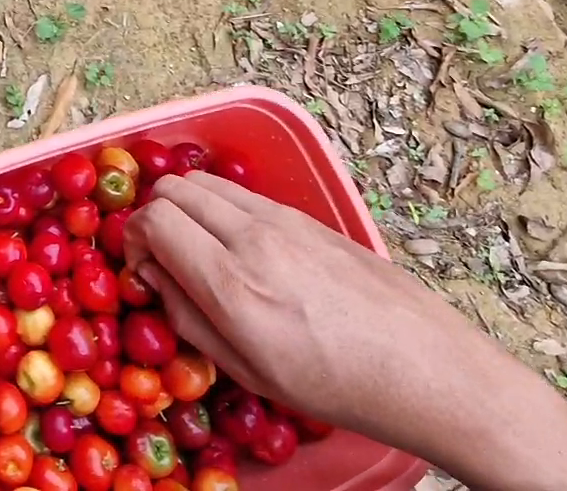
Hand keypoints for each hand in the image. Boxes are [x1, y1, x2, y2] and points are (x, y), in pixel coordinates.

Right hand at [124, 172, 566, 490]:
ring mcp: (284, 219)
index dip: (133, 237)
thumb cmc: (337, 386)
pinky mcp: (308, 215)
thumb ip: (188, 316)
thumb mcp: (250, 371)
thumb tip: (152, 274)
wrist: (433, 371)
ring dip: (186, 205)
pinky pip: (242, 193)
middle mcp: (254, 237)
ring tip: (198, 244)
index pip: (154, 219)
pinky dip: (220, 206)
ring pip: (204, 181)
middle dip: (154, 215)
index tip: (141, 264)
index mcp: (234, 284)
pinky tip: (239, 245)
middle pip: (173, 189)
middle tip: (162, 252)